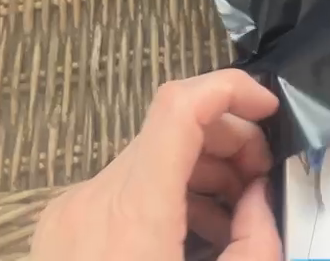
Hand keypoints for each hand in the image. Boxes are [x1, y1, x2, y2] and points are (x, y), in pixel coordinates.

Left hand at [28, 70, 280, 260]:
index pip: (178, 105)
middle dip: (226, 139)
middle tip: (263, 177)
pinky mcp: (59, 230)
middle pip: (168, 129)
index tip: (270, 106)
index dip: (230, 88)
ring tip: (236, 209)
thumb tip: (256, 195)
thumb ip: (254, 241)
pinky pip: (124, 190)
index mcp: (130, 213)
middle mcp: (90, 199)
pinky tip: (196, 230)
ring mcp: (67, 214)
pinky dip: (166, 194)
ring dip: (199, 168)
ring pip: (147, 157)